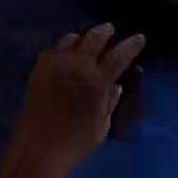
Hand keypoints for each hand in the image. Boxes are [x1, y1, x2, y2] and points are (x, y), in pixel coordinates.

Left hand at [10, 24, 145, 177]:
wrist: (39, 147)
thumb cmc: (75, 142)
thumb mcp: (101, 125)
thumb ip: (110, 102)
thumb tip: (115, 85)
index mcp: (97, 82)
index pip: (120, 55)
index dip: (131, 45)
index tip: (139, 37)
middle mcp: (78, 66)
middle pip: (94, 37)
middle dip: (105, 31)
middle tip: (110, 29)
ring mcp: (56, 64)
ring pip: (72, 39)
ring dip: (83, 38)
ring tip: (87, 42)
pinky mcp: (40, 67)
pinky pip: (55, 50)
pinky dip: (64, 49)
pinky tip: (66, 57)